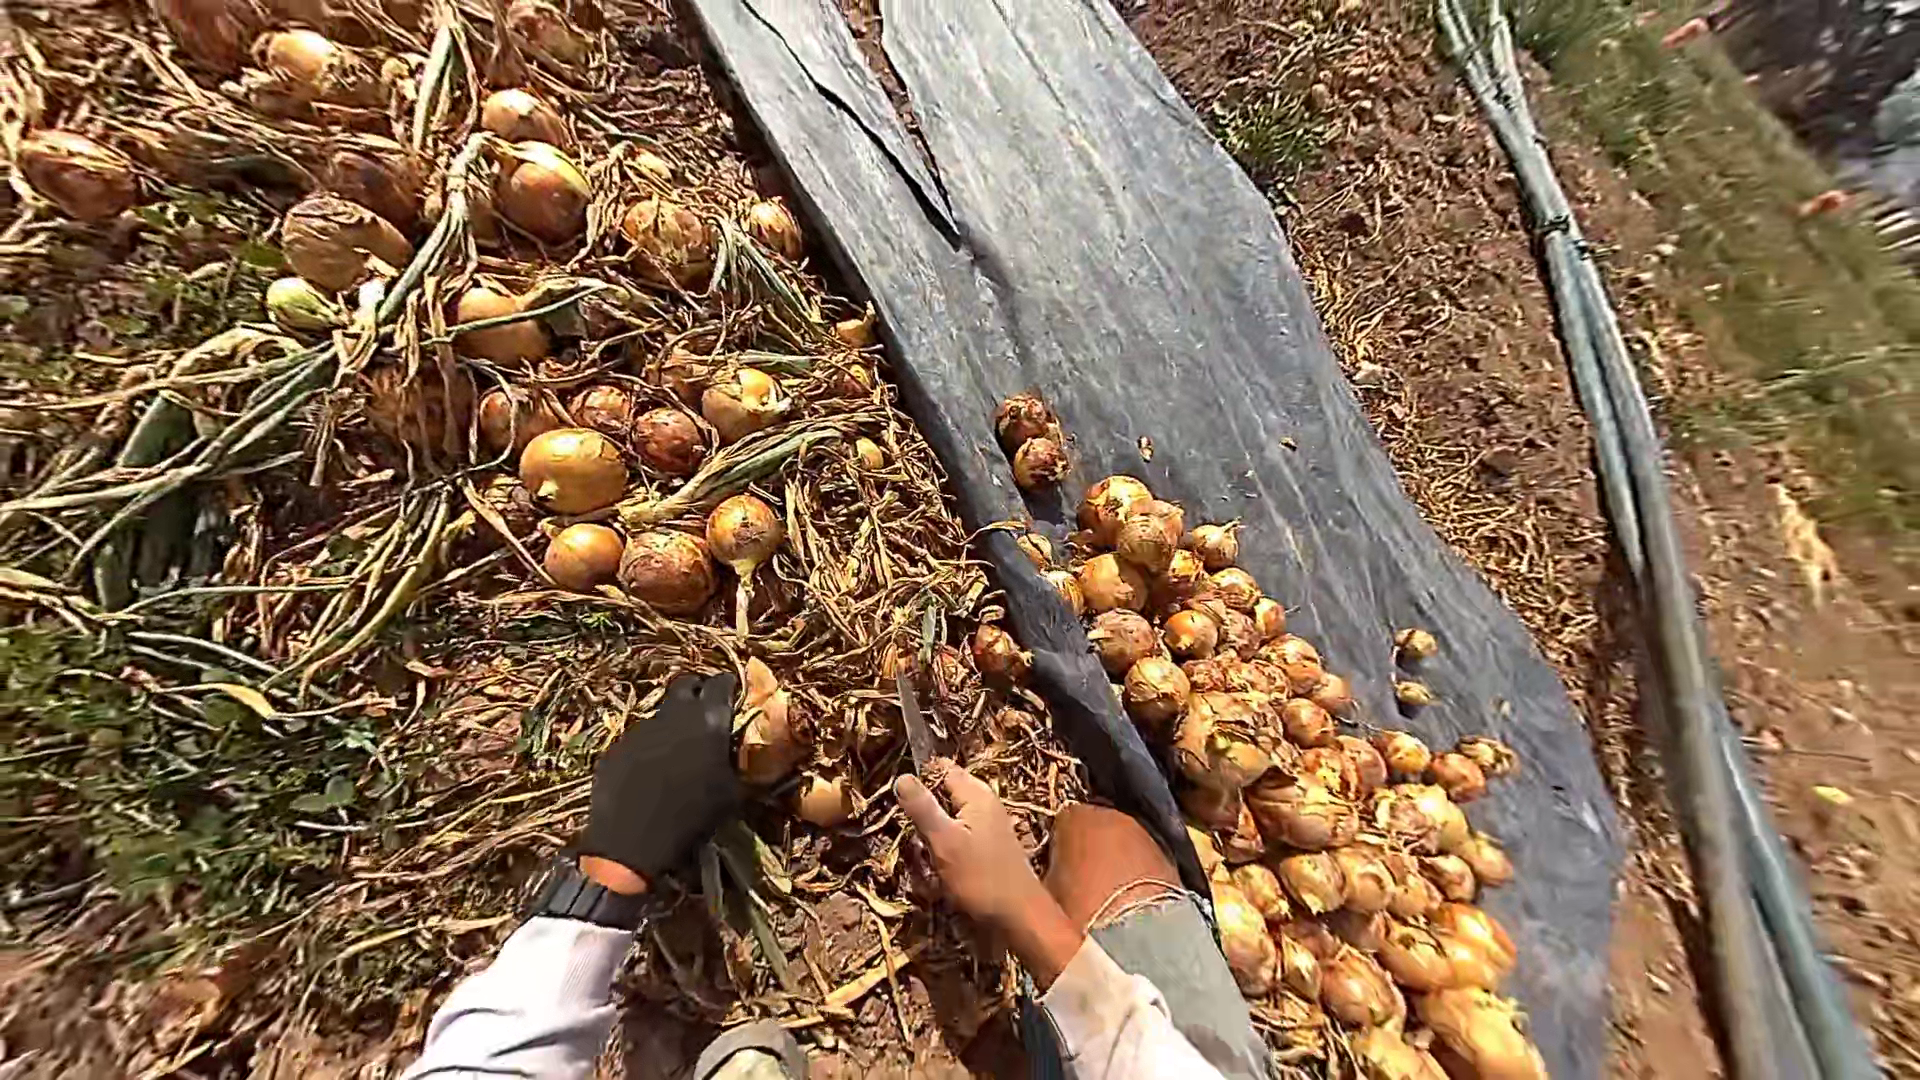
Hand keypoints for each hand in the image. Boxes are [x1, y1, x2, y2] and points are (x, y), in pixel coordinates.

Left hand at [578, 672, 739, 883]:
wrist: (632, 844)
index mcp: (709, 718)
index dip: (728, 687)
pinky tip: (650, 768)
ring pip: (662, 710)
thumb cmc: (693, 815)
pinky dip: (649, 744)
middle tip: (705, 711)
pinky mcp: (617, 745)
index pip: (722, 682)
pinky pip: (638, 735)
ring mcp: (642, 727)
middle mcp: (676, 713)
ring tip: (678, 745)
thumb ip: (747, 768)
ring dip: (673, 719)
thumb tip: (769, 763)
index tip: (732, 696)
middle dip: (698, 691)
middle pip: (687, 684)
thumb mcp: (734, 794)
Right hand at [895, 762, 1084, 987]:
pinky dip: (948, 846)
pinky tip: (942, 869)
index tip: (904, 804)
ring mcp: (990, 822)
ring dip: (935, 834)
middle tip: (914, 837)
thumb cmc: (980, 877)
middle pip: (946, 792)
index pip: (942, 768)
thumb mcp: (944, 841)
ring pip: (951, 816)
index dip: (920, 780)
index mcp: (976, 793)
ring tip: (926, 859)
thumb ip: (923, 808)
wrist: (1020, 915)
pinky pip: (961, 834)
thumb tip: (902, 777)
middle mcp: (986, 800)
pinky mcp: (991, 843)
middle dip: (926, 812)